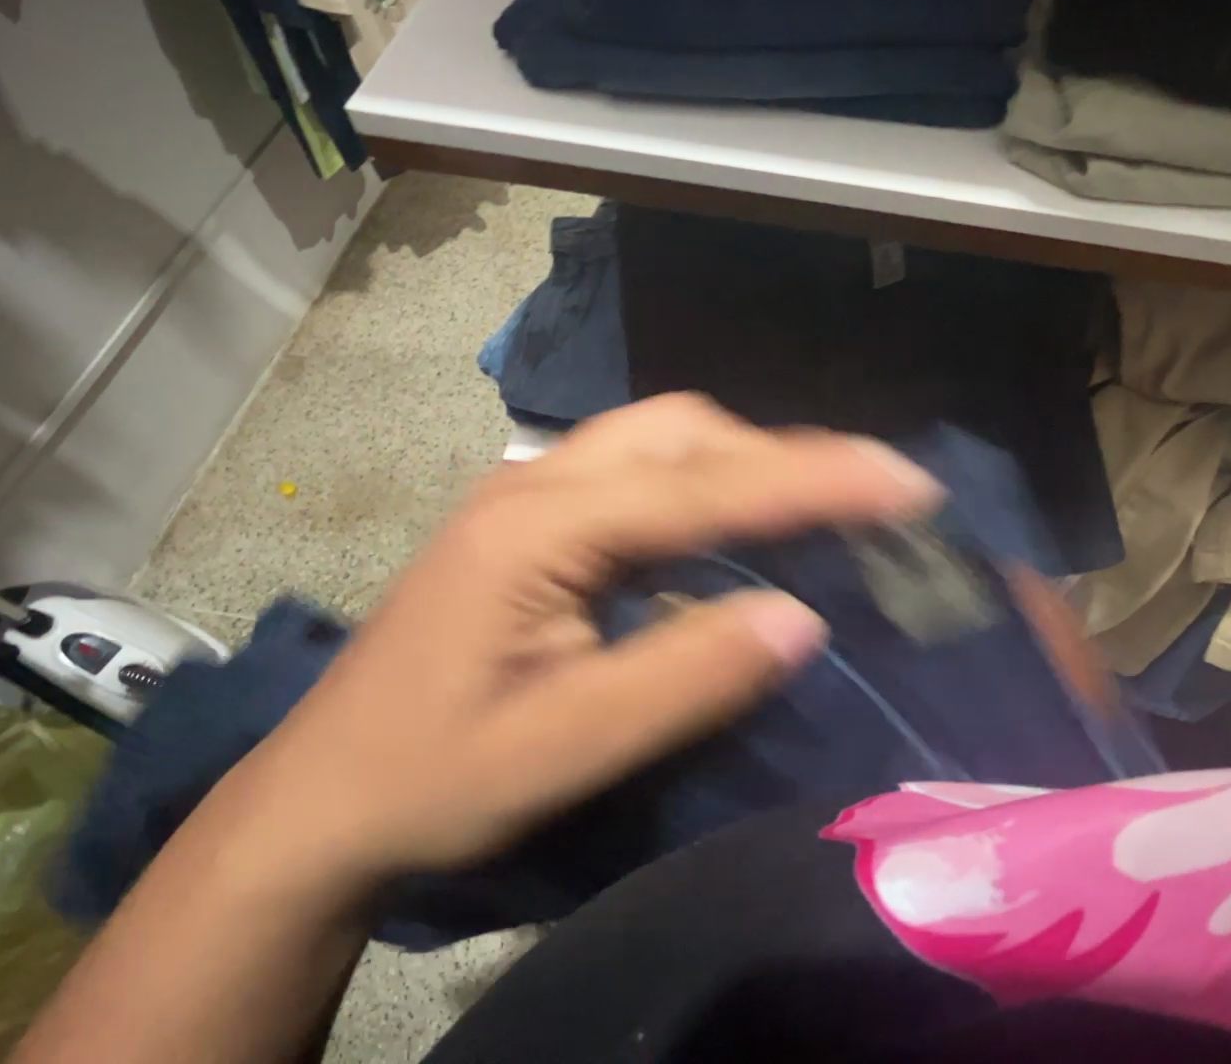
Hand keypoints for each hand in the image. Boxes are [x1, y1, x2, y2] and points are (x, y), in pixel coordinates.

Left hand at [216, 395, 944, 895]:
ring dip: (744, 465)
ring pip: (660, 443)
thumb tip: (802, 620)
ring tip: (817, 509)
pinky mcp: (529, 527)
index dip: (814, 480)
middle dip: (781, 456)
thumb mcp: (566, 745)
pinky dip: (705, 490)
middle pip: (682, 430)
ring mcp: (526, 499)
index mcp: (540, 526)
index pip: (704, 483)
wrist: (323, 801)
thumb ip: (685, 676)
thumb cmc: (433, 778)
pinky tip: (733, 531)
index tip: (907, 482)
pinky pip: (637, 479)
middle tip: (865, 501)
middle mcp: (534, 484)